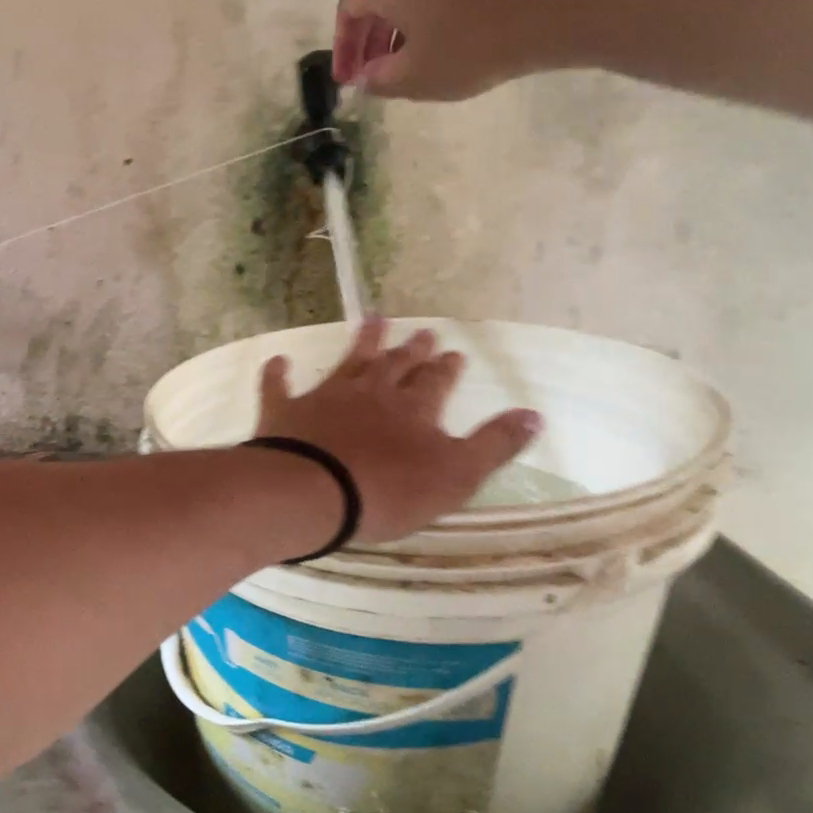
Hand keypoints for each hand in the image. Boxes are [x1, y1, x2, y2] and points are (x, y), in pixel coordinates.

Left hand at [254, 317, 541, 544]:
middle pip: (396, 366)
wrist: (313, 493)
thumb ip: (493, 446)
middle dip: (412, 350)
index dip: (446, 369)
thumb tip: (535, 415)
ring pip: (348, 363)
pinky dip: (278, 374)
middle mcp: (372, 394)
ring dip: (362, 342)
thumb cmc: (388, 492)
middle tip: (423, 331)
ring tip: (373, 319)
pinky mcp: (284, 414)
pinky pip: (279, 387)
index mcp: (414, 410)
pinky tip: (277, 360)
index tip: (454, 354)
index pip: (436, 383)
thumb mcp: (456, 476)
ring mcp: (326, 399)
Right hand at [333, 0, 588, 100]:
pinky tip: (447, 38)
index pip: (349, 9)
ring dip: (403, 24)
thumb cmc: (474, 44)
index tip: (348, 79)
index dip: (344, 47)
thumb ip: (381, 80)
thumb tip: (367, 77)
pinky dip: (434, 10)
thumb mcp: (418, 78)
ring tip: (411, 62)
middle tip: (374, 75)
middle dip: (372, 37)